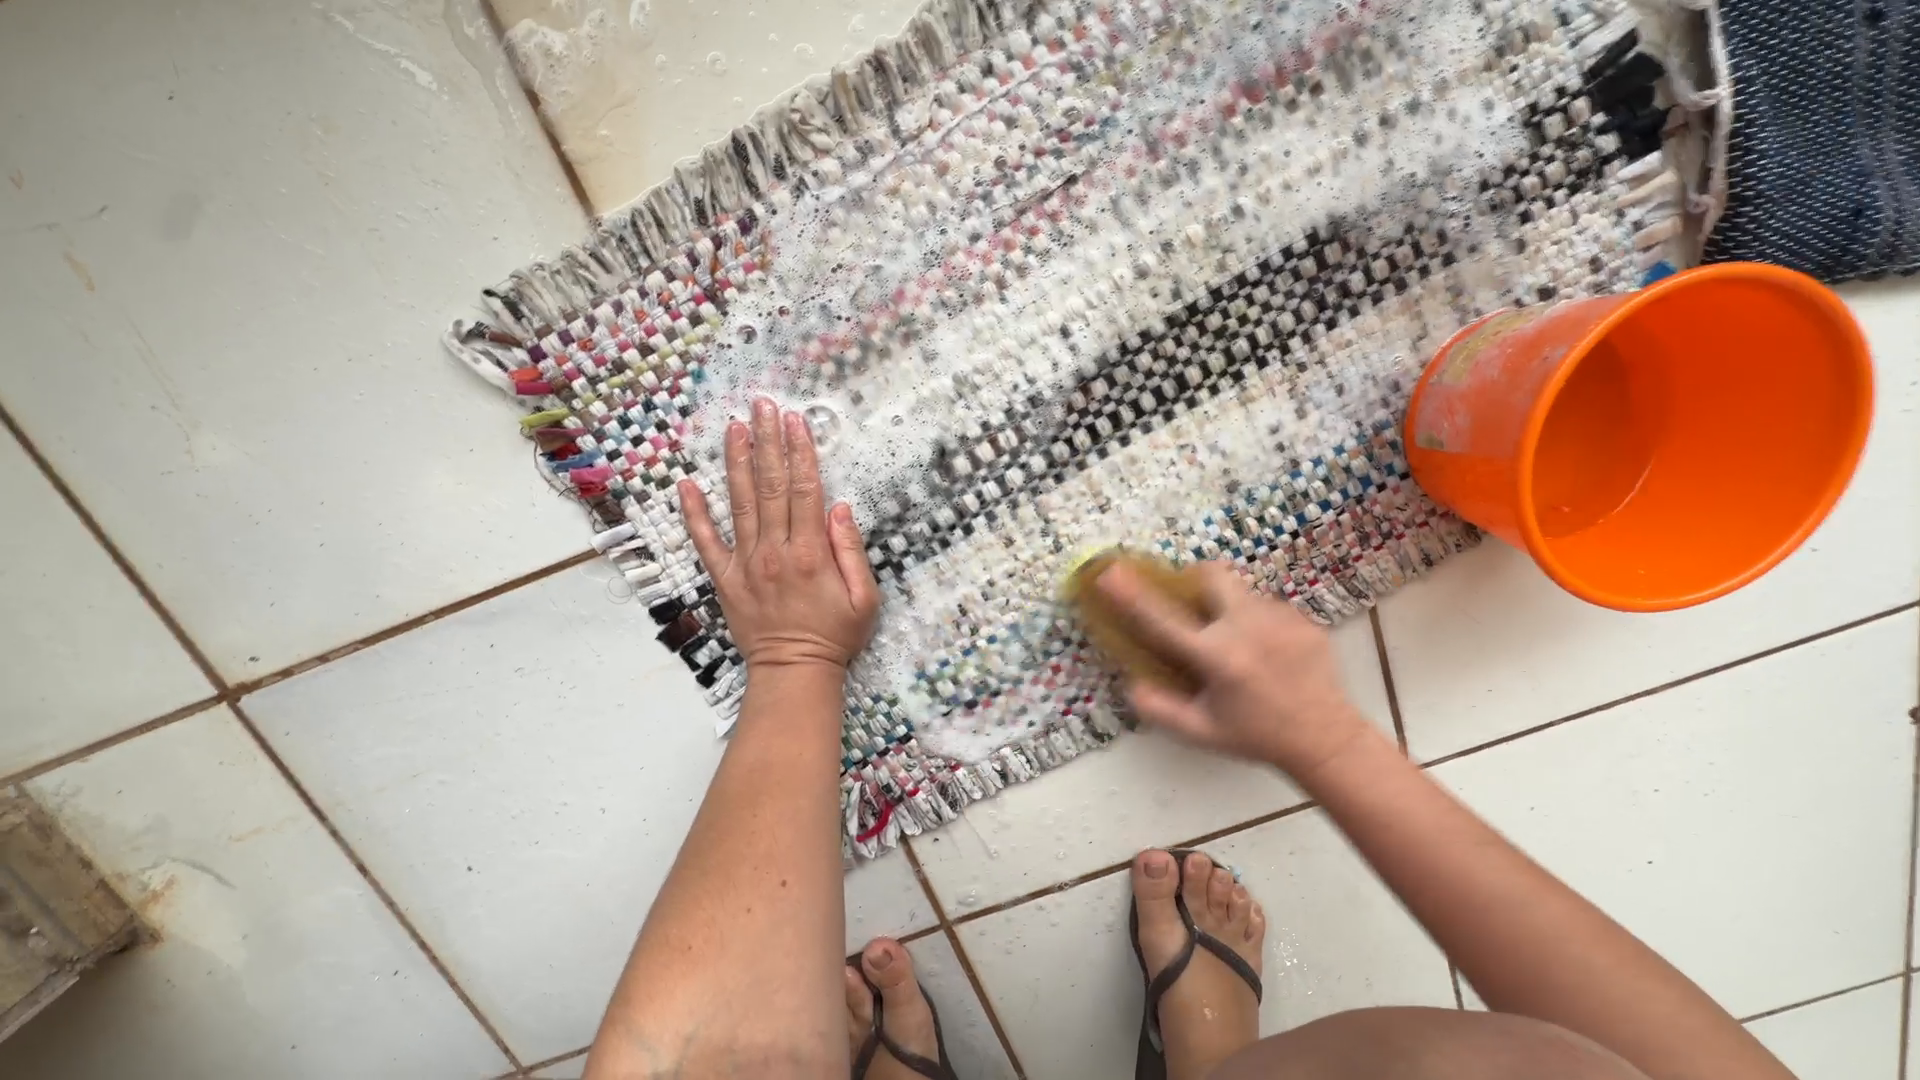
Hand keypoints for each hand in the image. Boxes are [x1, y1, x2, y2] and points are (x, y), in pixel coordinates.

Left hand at [679, 397, 879, 674]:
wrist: (795, 672)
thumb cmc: (836, 635)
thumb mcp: (865, 598)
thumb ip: (851, 551)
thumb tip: (839, 507)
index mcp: (810, 554)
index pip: (805, 491)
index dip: (800, 453)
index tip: (796, 421)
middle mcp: (775, 551)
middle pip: (770, 487)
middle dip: (768, 443)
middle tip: (763, 407)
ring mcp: (746, 564)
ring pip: (739, 504)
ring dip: (736, 463)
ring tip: (734, 428)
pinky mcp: (725, 579)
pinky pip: (706, 542)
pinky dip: (695, 513)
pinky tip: (687, 484)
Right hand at [1095, 561, 1372, 779]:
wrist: (1326, 739)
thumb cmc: (1256, 736)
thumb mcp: (1200, 732)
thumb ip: (1160, 709)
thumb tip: (1132, 684)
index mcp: (1218, 657)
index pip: (1163, 619)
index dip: (1131, 594)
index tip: (1110, 572)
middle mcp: (1248, 629)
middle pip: (1212, 575)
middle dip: (1196, 580)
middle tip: (1195, 605)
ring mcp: (1281, 620)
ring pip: (1242, 593)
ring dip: (1231, 610)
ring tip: (1241, 646)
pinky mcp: (1304, 621)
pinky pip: (1269, 608)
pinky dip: (1258, 623)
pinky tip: (1267, 654)